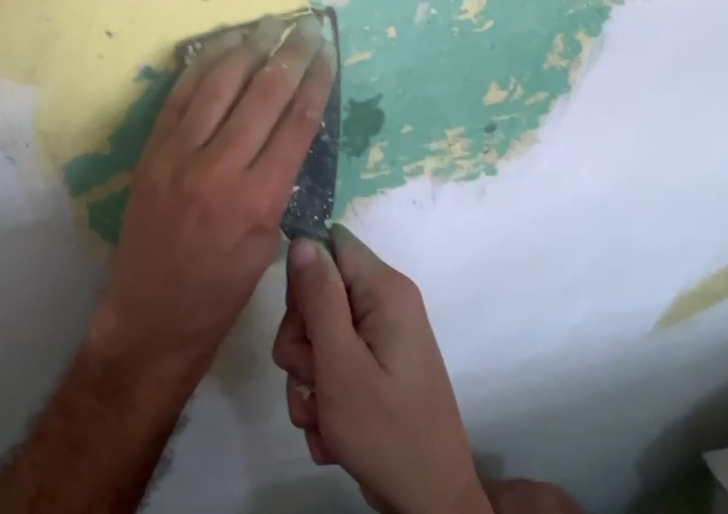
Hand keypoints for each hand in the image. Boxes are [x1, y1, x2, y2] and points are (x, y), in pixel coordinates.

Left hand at [90, 13, 336, 369]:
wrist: (153, 315)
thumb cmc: (222, 289)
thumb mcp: (269, 240)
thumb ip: (281, 180)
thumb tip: (294, 125)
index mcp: (259, 199)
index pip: (297, 122)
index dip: (317, 80)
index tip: (329, 52)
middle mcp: (219, 169)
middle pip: (263, 93)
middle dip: (290, 54)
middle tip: (306, 26)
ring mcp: (178, 156)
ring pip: (218, 84)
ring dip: (247, 47)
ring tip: (268, 24)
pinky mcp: (150, 152)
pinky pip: (179, 97)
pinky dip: (202, 66)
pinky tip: (221, 46)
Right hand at [273, 227, 489, 513]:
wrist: (427, 502)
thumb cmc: (385, 430)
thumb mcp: (340, 363)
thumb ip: (319, 298)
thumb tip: (303, 241)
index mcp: (386, 291)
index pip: (331, 245)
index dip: (304, 276)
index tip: (300, 318)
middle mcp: (385, 306)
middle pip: (317, 295)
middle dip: (301, 341)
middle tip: (312, 377)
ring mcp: (380, 341)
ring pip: (317, 338)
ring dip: (308, 379)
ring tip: (324, 415)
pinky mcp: (374, 370)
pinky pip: (331, 367)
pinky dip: (323, 399)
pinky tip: (332, 430)